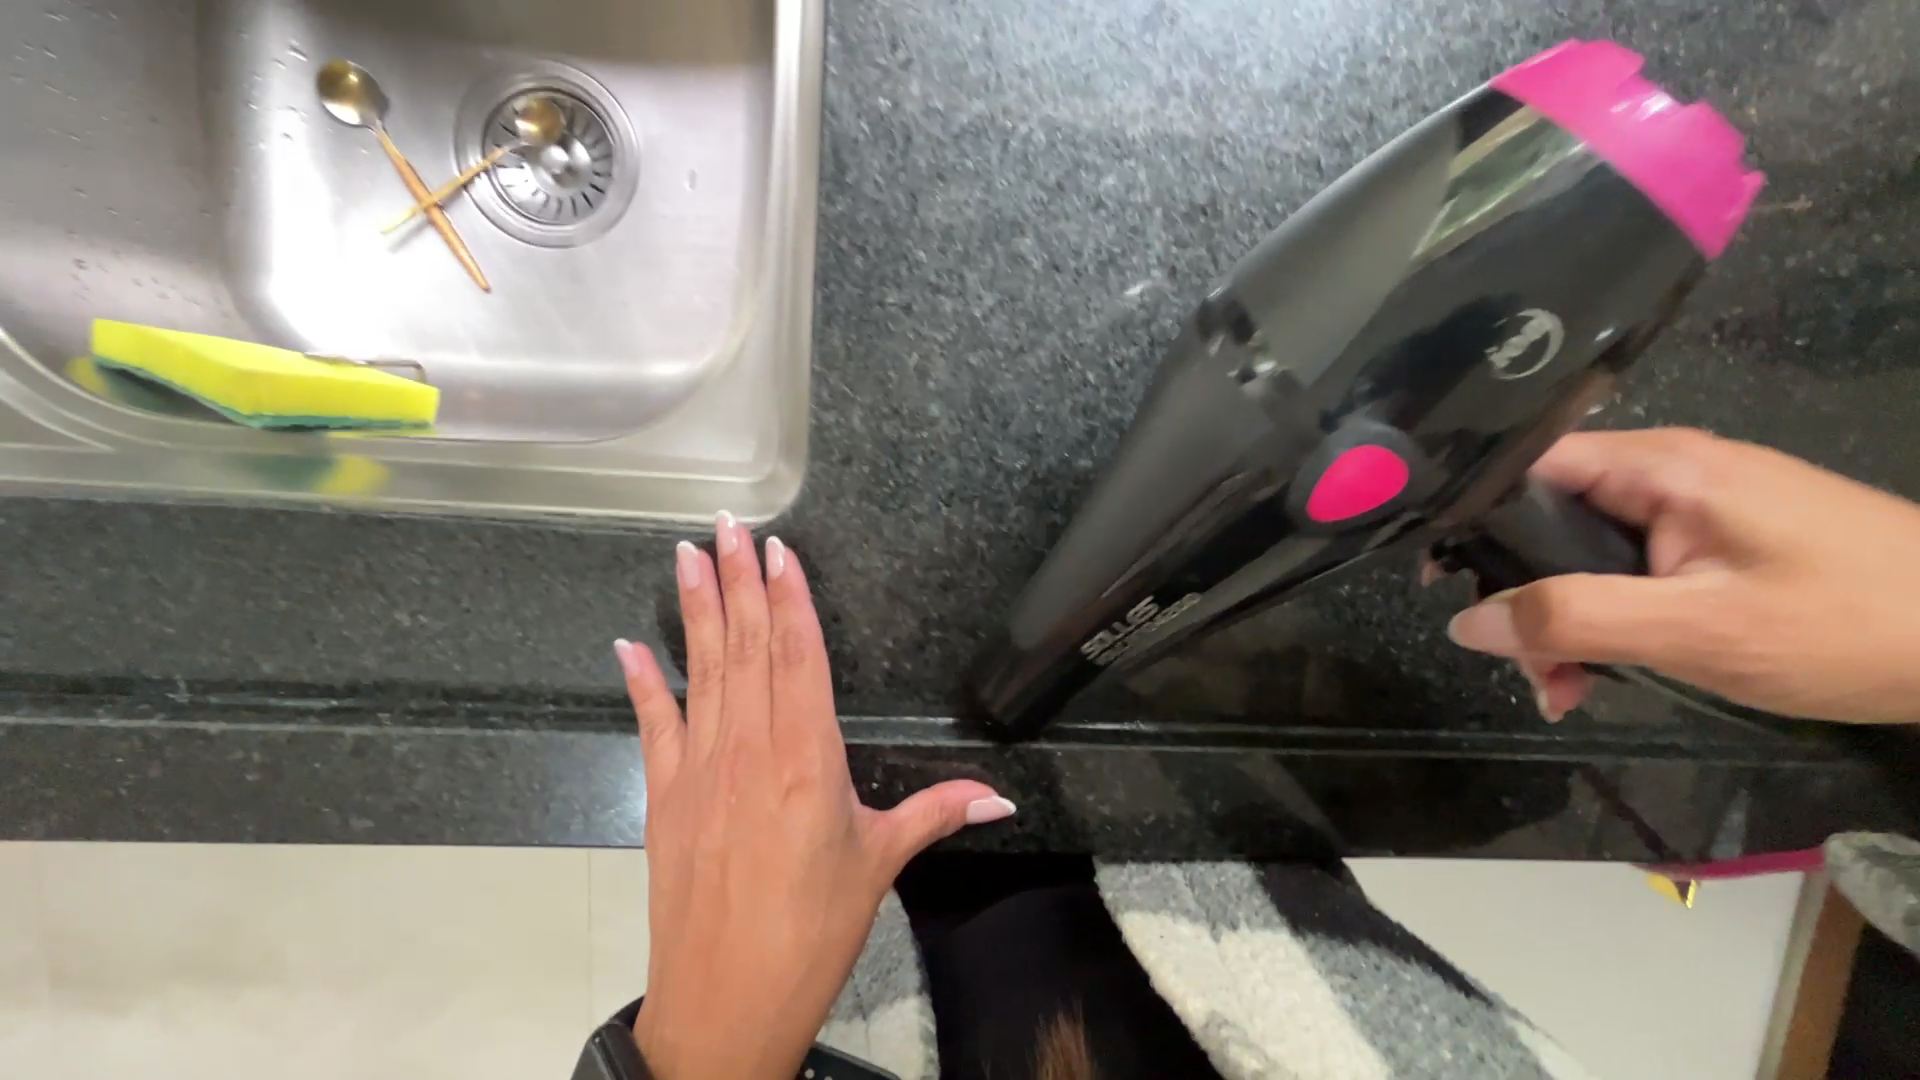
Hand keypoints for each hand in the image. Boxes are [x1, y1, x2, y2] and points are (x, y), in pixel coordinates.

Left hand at [614, 513, 1014, 1079]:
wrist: (724, 1007)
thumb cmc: (813, 932)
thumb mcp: (880, 865)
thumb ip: (937, 813)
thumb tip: (1002, 797)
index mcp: (809, 758)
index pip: (801, 656)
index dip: (789, 597)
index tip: (777, 549)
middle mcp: (752, 749)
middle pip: (747, 647)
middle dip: (738, 580)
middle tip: (726, 524)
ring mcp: (700, 769)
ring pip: (702, 671)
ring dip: (695, 610)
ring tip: (687, 555)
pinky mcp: (663, 796)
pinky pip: (652, 726)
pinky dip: (641, 684)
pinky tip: (627, 646)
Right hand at [1445, 428, 1919, 723]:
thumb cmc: (1857, 625)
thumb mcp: (1700, 631)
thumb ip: (1572, 620)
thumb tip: (1464, 622)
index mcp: (1655, 468)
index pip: (1522, 467)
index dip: (1467, 515)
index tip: (1440, 578)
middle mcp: (1662, 474)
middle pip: (1541, 518)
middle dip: (1516, 591)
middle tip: (1515, 658)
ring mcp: (1688, 509)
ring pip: (1577, 555)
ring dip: (1557, 621)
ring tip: (1560, 689)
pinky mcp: (1709, 544)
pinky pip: (1621, 574)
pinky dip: (1599, 623)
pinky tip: (1596, 677)